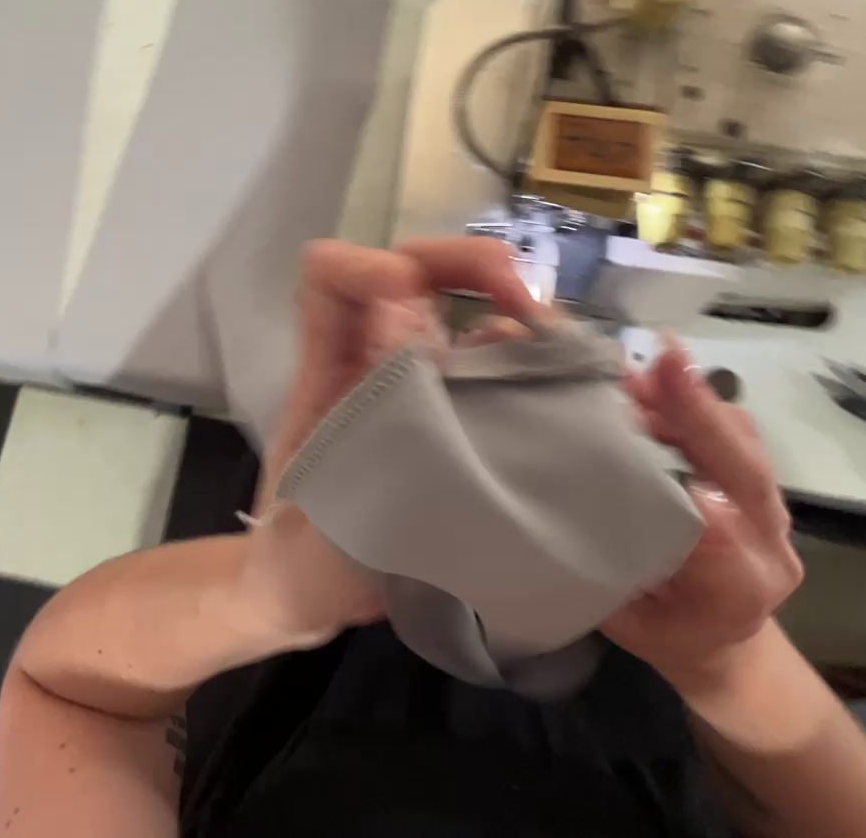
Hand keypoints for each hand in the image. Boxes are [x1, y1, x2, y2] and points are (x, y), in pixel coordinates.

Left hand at [241, 237, 538, 645]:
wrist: (318, 603)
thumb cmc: (304, 555)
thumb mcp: (328, 490)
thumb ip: (363, 410)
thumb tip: (406, 319)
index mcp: (327, 371)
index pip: (330, 278)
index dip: (364, 263)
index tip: (409, 292)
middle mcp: (374, 362)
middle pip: (413, 270)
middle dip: (470, 265)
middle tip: (525, 299)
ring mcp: (419, 386)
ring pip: (463, 309)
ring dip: (512, 307)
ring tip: (554, 348)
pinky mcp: (458, 419)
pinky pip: (494, 365)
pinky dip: (531, 359)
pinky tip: (561, 388)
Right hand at [601, 336, 803, 694]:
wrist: (720, 639)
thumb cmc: (665, 632)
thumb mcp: (631, 623)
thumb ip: (614, 580)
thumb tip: (572, 522)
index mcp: (736, 596)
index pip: (732, 558)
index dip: (710, 518)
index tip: (682, 481)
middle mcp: (769, 547)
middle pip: (747, 478)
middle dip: (705, 421)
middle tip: (665, 365)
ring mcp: (770, 508)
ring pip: (745, 446)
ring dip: (698, 400)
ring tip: (652, 360)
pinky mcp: (755, 478)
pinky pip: (735, 432)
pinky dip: (697, 398)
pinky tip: (658, 372)